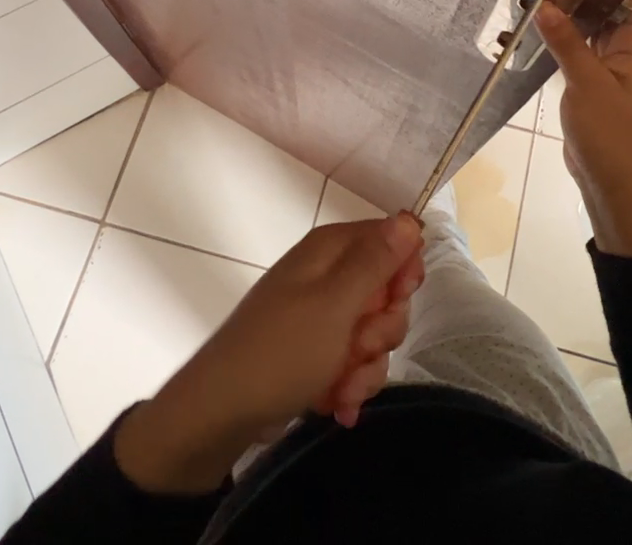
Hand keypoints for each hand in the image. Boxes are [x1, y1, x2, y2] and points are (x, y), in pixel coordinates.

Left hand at [114, 213, 424, 493]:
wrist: (222, 413)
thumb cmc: (281, 351)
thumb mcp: (336, 304)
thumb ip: (375, 261)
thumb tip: (409, 218)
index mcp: (329, 250)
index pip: (392, 239)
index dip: (404, 272)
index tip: (398, 299)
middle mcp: (327, 274)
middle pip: (388, 291)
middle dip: (383, 329)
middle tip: (359, 345)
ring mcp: (321, 314)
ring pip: (375, 332)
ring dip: (366, 366)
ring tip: (340, 385)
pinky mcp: (317, 350)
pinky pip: (355, 360)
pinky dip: (349, 383)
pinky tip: (335, 402)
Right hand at [535, 0, 631, 257]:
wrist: (609, 182)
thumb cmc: (609, 134)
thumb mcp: (586, 85)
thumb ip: (566, 42)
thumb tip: (544, 4)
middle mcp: (629, 47)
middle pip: (612, 3)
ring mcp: (611, 63)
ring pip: (592, 24)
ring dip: (568, 9)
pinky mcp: (593, 77)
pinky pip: (578, 45)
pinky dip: (560, 34)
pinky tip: (534, 22)